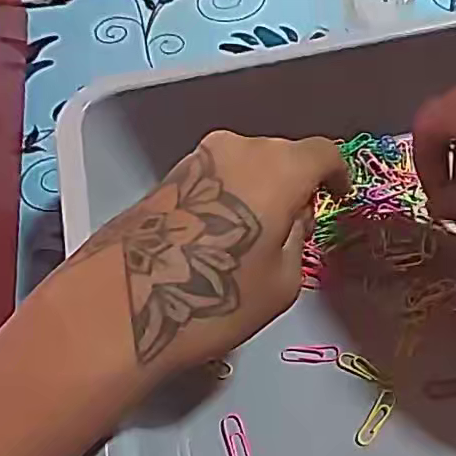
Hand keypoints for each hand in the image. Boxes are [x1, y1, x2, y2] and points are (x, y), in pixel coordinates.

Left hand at [44, 130, 347, 383]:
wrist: (118, 307)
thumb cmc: (215, 299)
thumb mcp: (284, 281)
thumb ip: (298, 237)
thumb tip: (291, 216)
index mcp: (279, 167)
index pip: (323, 153)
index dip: (337, 174)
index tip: (337, 196)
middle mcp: (238, 148)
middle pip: (283, 155)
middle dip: (296, 184)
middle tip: (296, 224)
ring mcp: (196, 159)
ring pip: (247, 165)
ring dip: (261, 190)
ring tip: (256, 234)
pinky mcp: (166, 176)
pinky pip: (216, 176)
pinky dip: (230, 196)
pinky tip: (221, 234)